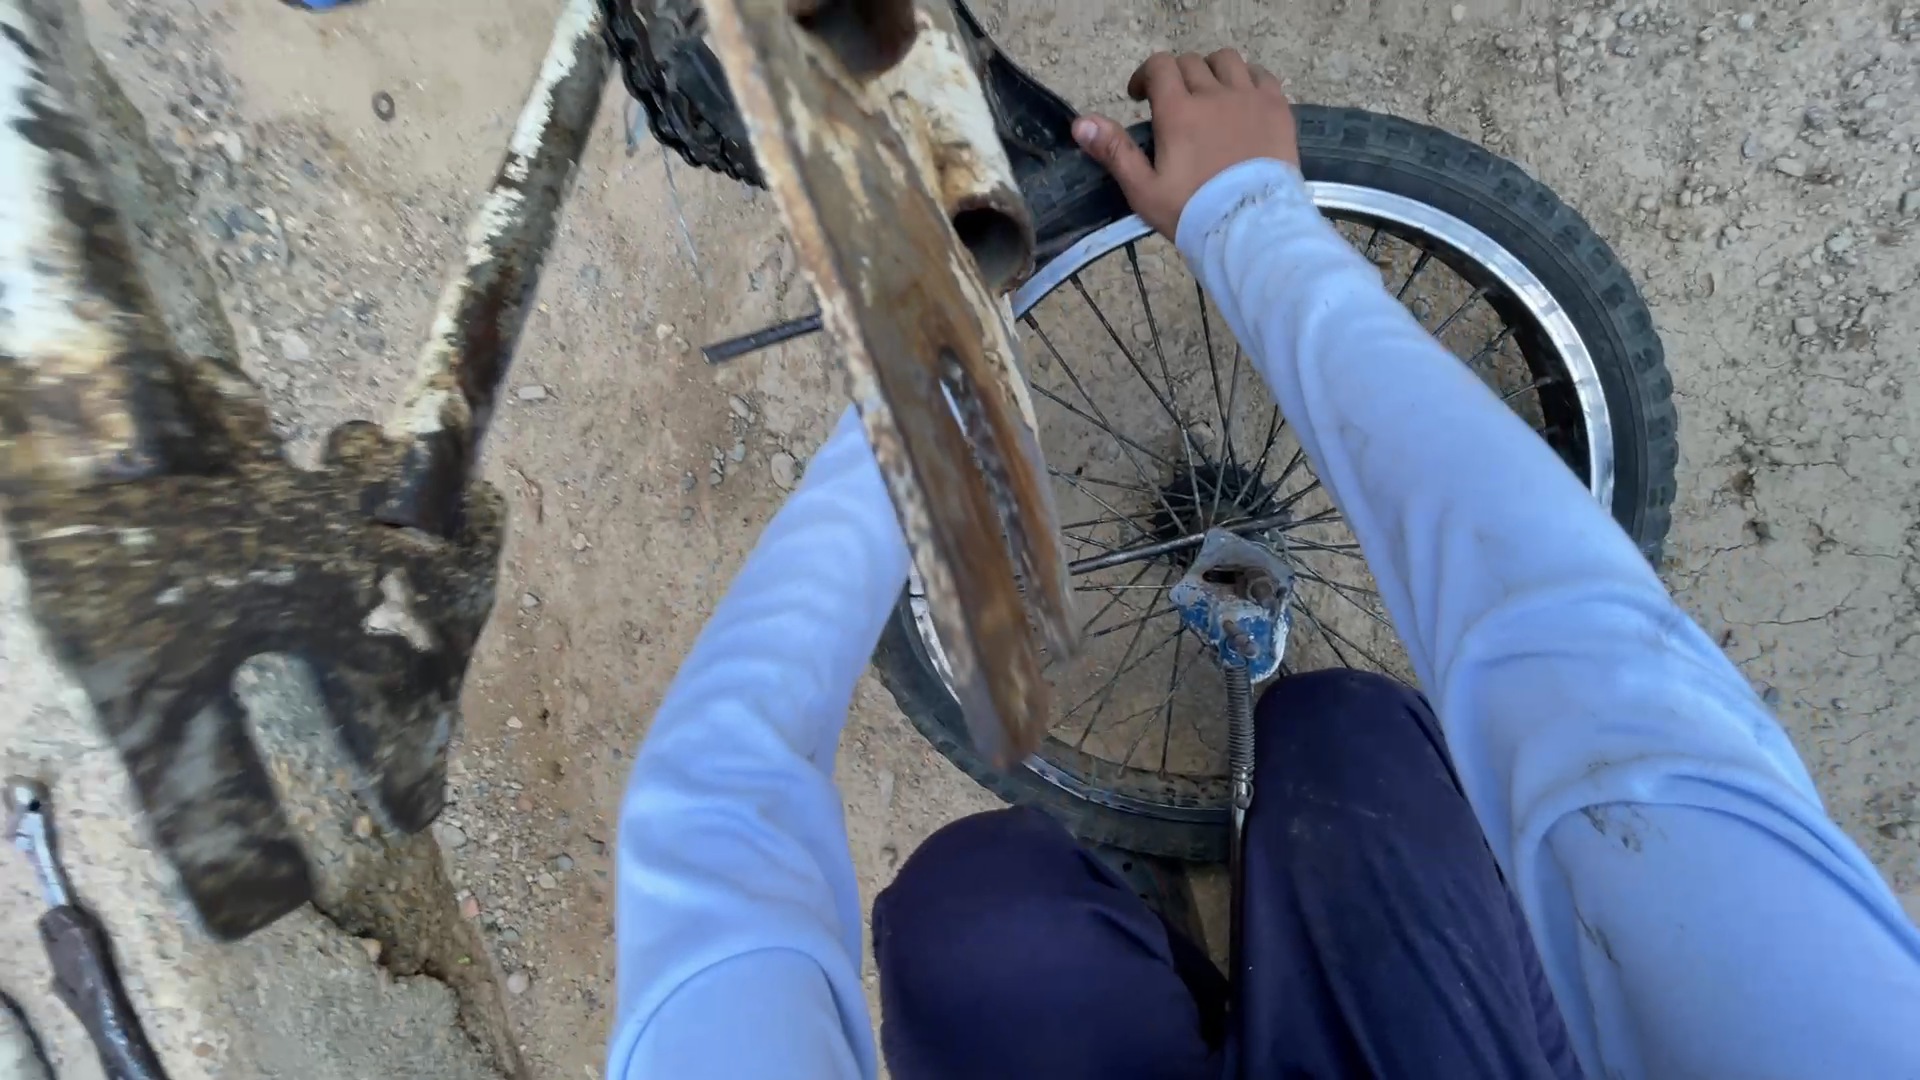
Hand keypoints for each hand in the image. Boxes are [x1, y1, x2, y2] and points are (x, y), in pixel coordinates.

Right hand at [1071, 49, 1299, 238]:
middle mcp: (1214, 94)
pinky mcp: (1276, 108)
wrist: (1248, 227)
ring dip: (1210, 72)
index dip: (1145, 76)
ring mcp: (1249, 97)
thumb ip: (1114, 152)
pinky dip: (1245, 79)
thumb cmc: (1191, 213)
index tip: (1139, 96)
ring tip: (1206, 97)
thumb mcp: (1143, 190)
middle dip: (1175, 78)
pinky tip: (1239, 100)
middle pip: (1191, 64)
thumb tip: (1080, 123)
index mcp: (1178, 112)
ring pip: (1226, 61)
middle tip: (1170, 105)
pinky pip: (1260, 75)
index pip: (1159, 67)